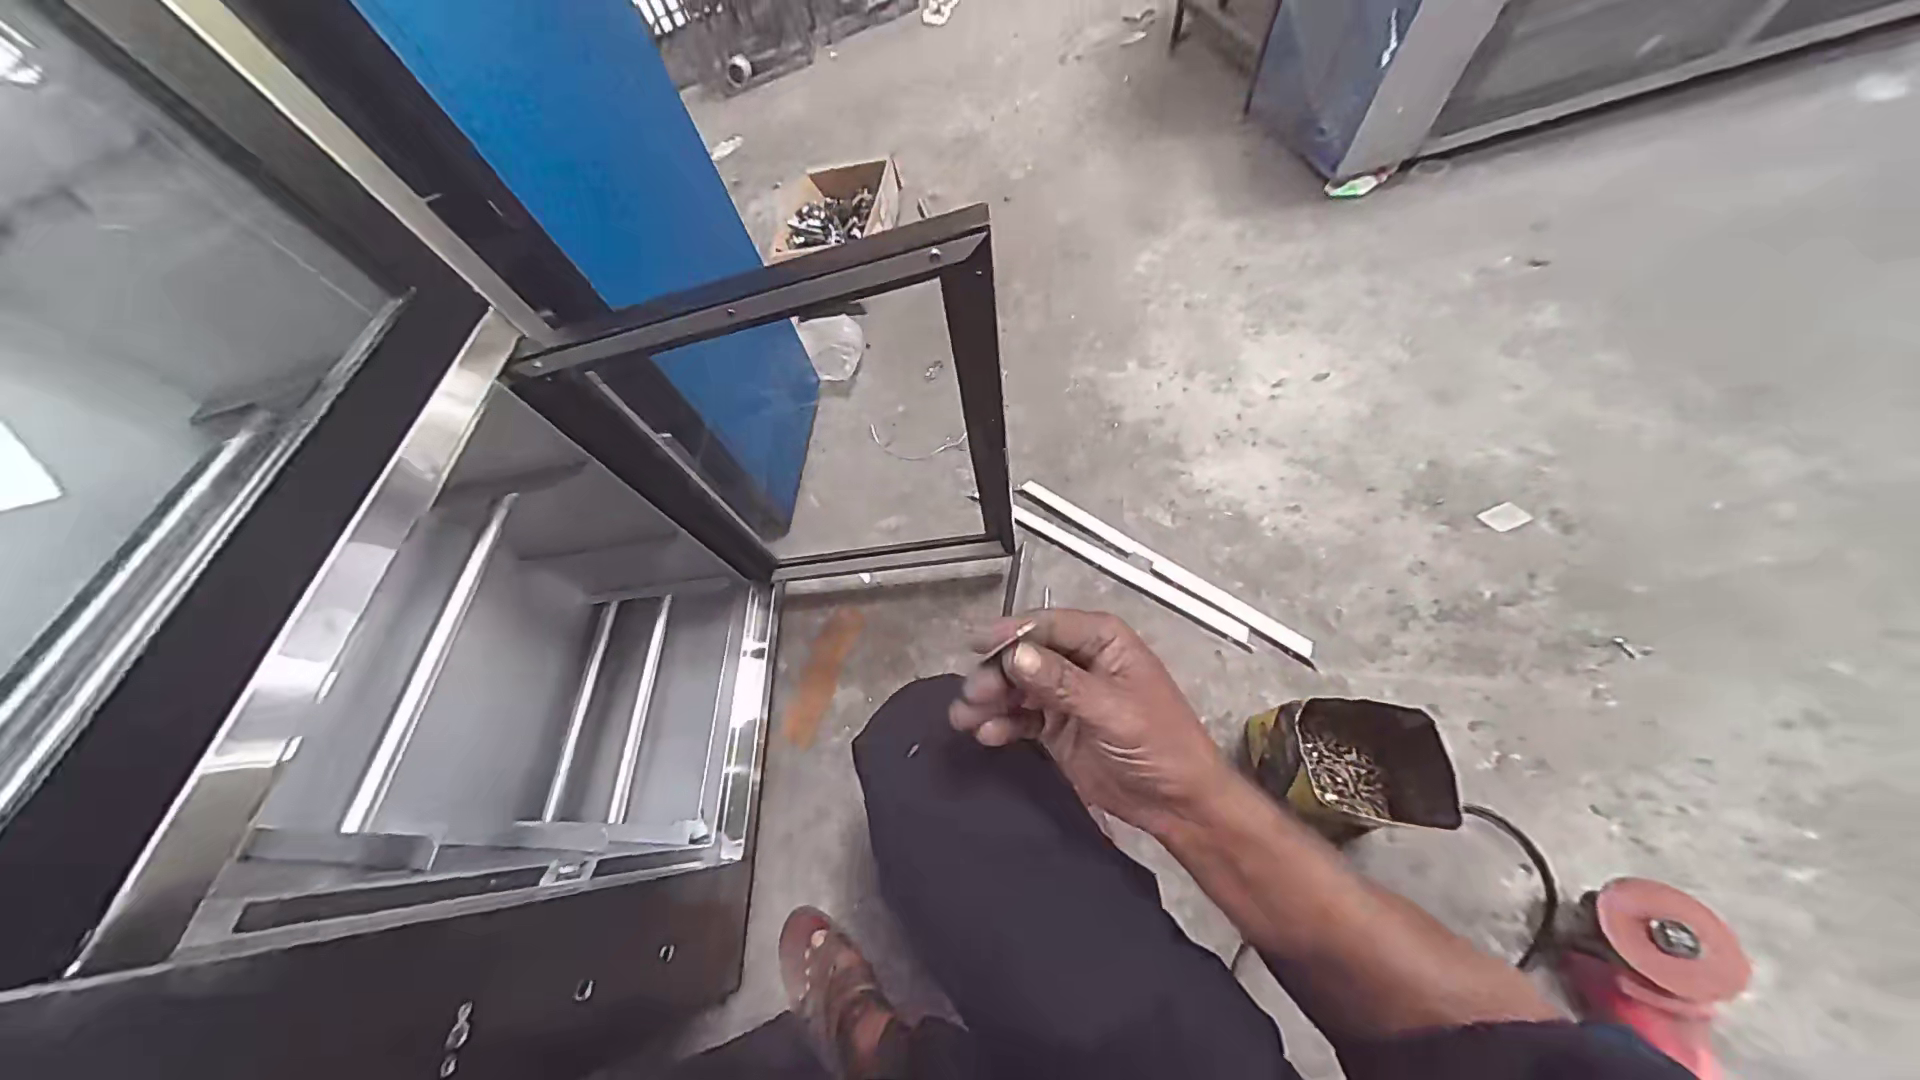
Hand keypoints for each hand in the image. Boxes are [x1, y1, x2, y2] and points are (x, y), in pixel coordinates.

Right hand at [948, 609, 1232, 835]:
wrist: (1178, 803)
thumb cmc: (1160, 745)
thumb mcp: (1112, 710)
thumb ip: (1062, 683)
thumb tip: (1016, 656)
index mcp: (1102, 641)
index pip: (1048, 626)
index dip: (1011, 633)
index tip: (977, 645)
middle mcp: (1079, 660)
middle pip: (1025, 656)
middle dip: (996, 673)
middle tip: (972, 693)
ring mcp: (1065, 693)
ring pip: (1017, 686)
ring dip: (991, 699)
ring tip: (965, 717)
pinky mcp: (1055, 725)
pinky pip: (1020, 716)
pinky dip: (1002, 723)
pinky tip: (986, 734)